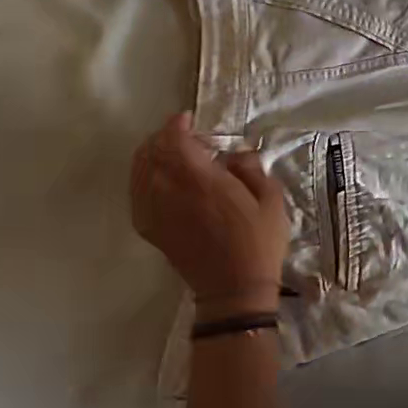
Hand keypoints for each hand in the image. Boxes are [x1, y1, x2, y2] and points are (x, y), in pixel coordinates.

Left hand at [131, 112, 289, 318]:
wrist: (234, 288)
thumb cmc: (259, 242)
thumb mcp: (271, 199)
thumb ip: (252, 169)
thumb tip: (235, 155)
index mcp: (202, 181)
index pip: (175, 141)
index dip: (177, 125)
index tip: (189, 118)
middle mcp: (171, 192)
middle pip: (152, 152)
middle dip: (164, 137)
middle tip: (184, 135)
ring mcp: (156, 212)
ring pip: (139, 172)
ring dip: (150, 155)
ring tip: (169, 152)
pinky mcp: (151, 229)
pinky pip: (136, 194)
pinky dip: (142, 178)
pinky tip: (157, 178)